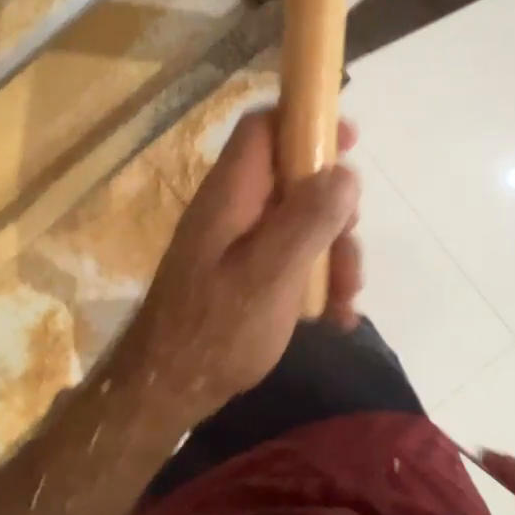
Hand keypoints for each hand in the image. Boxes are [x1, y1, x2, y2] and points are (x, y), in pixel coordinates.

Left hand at [116, 109, 361, 424]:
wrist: (166, 390)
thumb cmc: (216, 331)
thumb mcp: (271, 275)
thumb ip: (308, 220)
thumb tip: (344, 172)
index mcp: (231, 195)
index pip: (263, 129)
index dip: (305, 124)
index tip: (348, 142)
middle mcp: (232, 212)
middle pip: (293, 181)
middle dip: (333, 213)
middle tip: (349, 251)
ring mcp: (236, 246)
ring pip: (298, 226)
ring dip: (331, 257)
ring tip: (344, 302)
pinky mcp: (241, 277)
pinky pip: (288, 261)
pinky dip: (314, 282)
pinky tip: (334, 318)